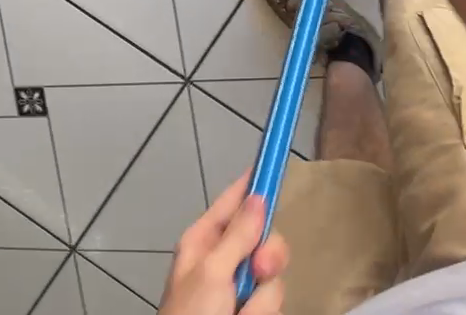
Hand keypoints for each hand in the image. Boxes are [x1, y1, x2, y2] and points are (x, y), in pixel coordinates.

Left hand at [159, 176, 289, 314]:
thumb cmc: (192, 313)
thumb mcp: (212, 272)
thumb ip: (238, 236)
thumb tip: (258, 197)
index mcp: (204, 241)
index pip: (233, 202)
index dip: (252, 185)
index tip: (272, 165)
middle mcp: (223, 260)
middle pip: (263, 239)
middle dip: (267, 257)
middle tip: (259, 270)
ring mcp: (239, 288)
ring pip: (272, 276)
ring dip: (260, 299)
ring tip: (240, 313)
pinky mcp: (252, 311)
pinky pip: (273, 303)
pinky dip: (262, 314)